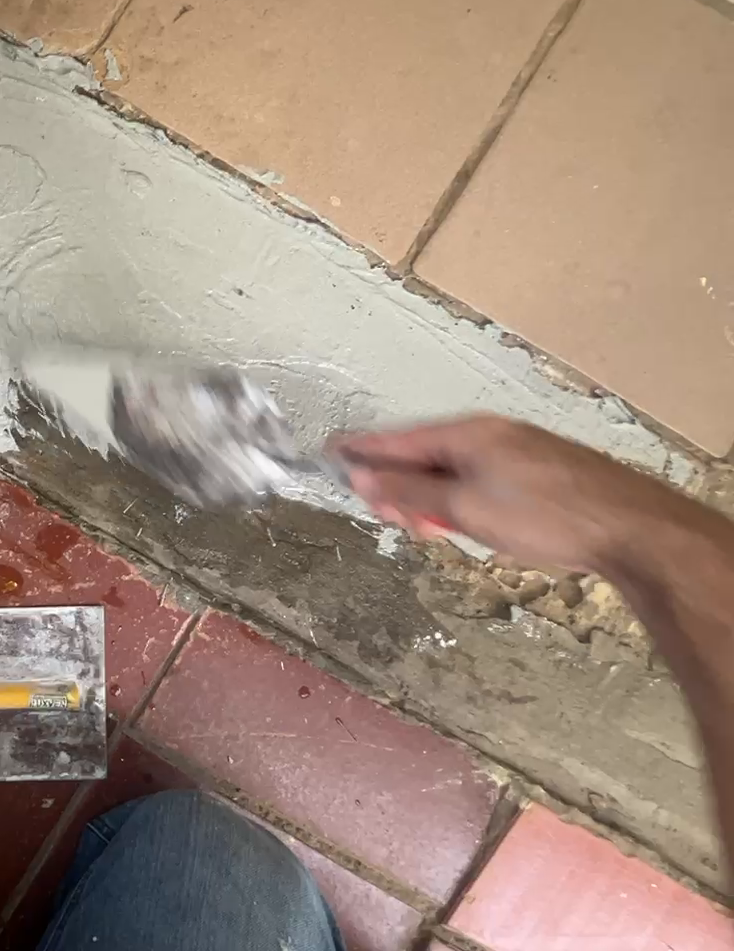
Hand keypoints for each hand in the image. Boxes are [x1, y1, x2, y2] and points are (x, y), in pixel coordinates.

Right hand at [329, 415, 701, 573]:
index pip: (394, 439)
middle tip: (389, 517)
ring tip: (431, 527)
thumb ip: (405, 492)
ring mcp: (520, 451)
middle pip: (422, 456)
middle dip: (397, 486)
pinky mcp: (542, 472)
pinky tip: (465, 521)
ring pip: (451, 470)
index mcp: (467, 433)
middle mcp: (491, 434)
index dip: (357, 451)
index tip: (325, 455)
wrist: (647, 537)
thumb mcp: (461, 508)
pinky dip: (458, 498)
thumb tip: (358, 478)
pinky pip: (479, 478)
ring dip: (429, 497)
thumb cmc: (545, 517)